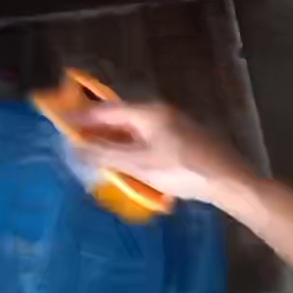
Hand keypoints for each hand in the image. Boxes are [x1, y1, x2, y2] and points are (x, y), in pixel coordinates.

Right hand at [66, 102, 258, 207]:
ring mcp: (174, 125)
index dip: (83, 117)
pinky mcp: (184, 140)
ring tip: (97, 152)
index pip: (107, 111)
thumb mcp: (138, 164)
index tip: (62, 122)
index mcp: (148, 113)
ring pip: (135, 130)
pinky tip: (127, 161)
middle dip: (98, 129)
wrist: (229, 181)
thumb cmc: (182, 170)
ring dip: (115, 140)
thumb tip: (75, 146)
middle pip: (121, 118)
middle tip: (76, 139)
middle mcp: (160, 113)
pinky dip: (131, 147)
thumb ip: (105, 154)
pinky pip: (148, 138)